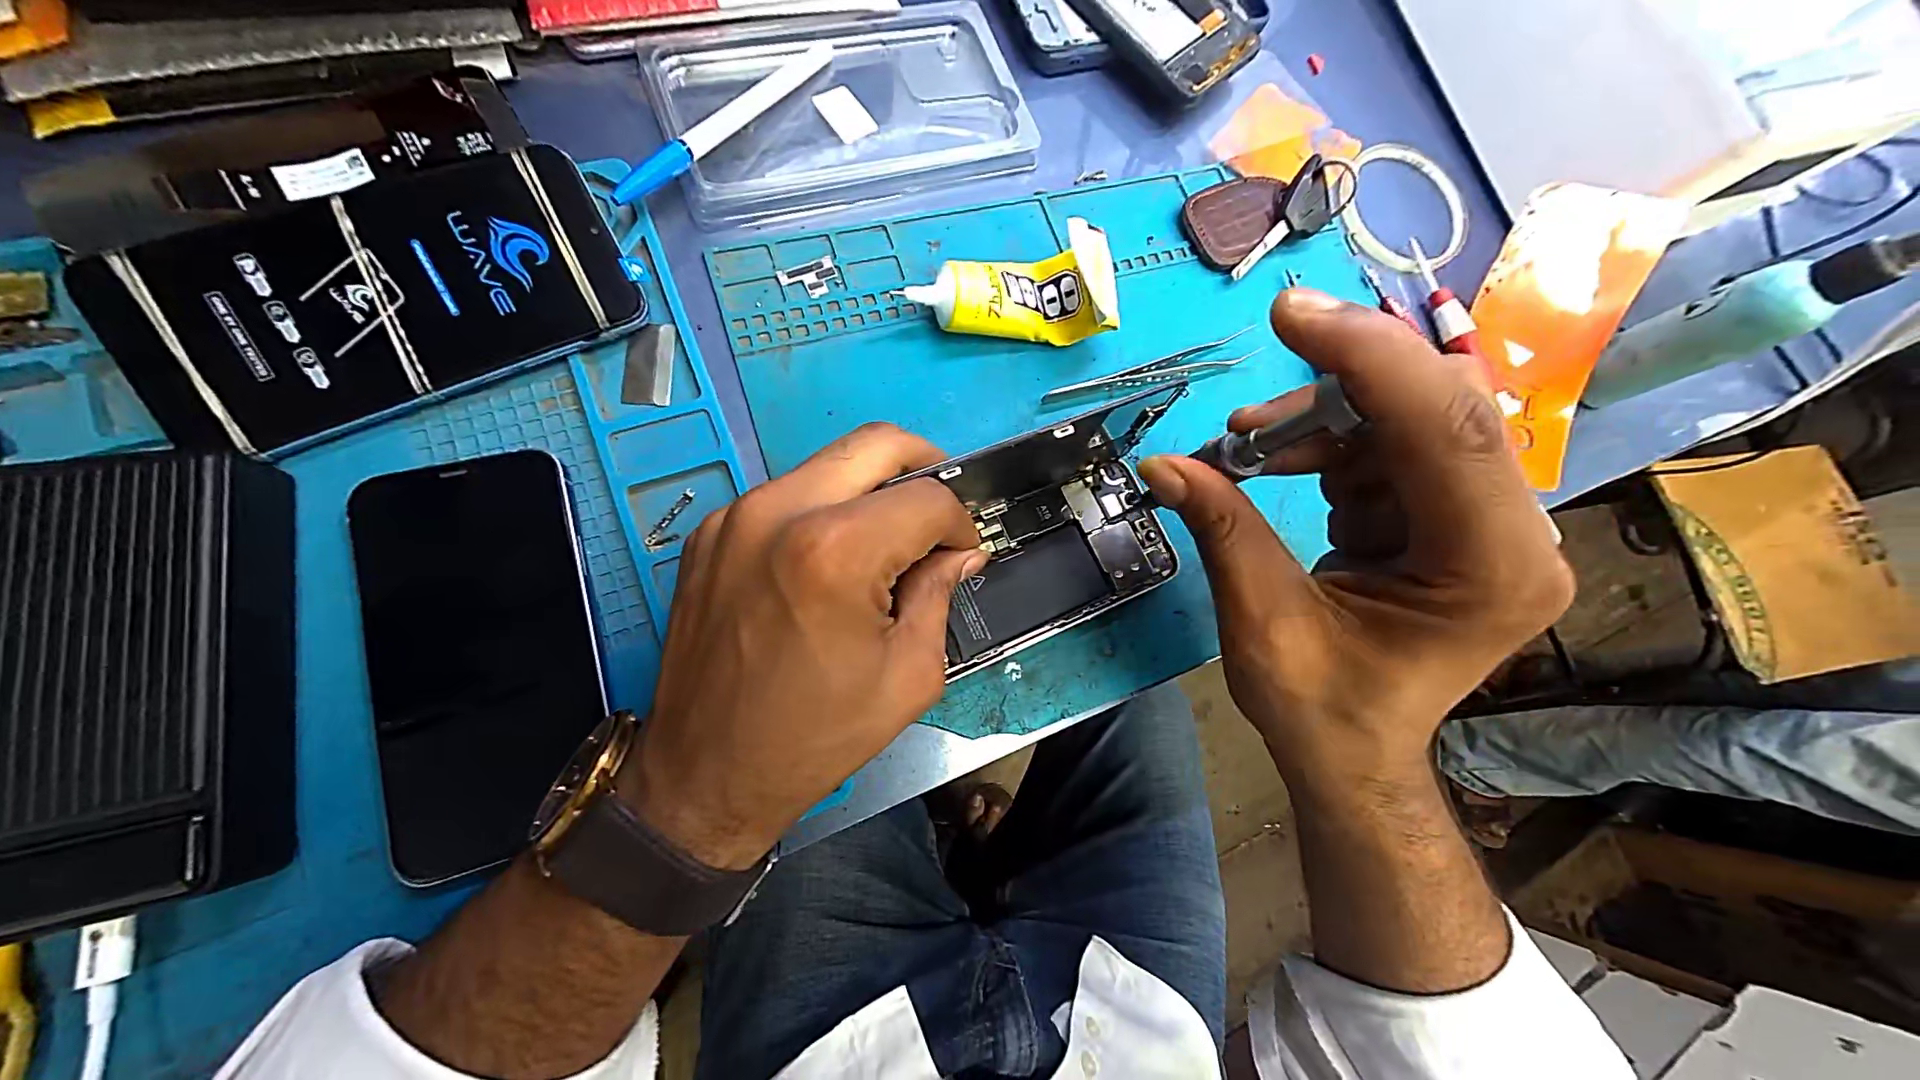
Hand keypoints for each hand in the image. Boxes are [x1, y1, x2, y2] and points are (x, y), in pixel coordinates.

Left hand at [622, 425, 984, 868]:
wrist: (707, 772)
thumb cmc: (816, 735)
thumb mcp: (908, 674)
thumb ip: (940, 594)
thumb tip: (958, 552)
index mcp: (835, 551)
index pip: (927, 498)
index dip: (960, 523)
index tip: (961, 553)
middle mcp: (779, 510)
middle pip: (876, 442)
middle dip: (925, 467)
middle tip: (938, 514)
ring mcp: (736, 515)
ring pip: (829, 463)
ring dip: (871, 490)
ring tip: (885, 541)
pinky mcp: (710, 532)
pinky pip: (786, 494)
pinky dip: (823, 509)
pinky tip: (829, 559)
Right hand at [1138, 289, 1572, 789]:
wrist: (1353, 753)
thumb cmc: (1319, 710)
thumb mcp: (1261, 625)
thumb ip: (1224, 531)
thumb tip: (1161, 464)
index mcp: (1489, 568)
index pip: (1445, 431)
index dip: (1368, 359)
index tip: (1290, 315)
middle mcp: (1510, 532)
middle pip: (1436, 410)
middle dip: (1340, 384)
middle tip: (1255, 388)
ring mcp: (1483, 521)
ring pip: (1404, 421)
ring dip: (1320, 421)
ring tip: (1244, 449)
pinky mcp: (1446, 515)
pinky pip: (1386, 447)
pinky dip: (1324, 445)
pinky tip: (1275, 465)